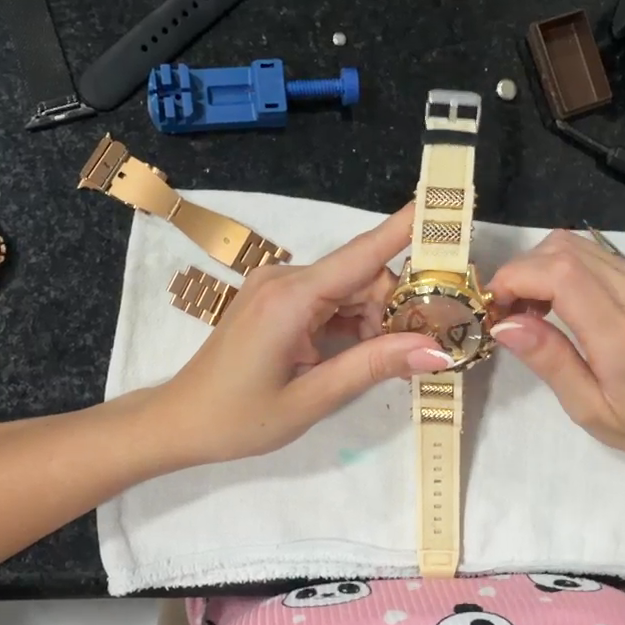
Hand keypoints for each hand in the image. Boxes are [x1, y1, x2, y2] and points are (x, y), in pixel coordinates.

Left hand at [151, 205, 449, 465]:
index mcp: (291, 298)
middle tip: (414, 352)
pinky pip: (329, 299)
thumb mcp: (311, 399)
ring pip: (349, 288)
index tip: (444, 203)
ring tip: (381, 362)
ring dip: (373, 319)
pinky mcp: (276, 299)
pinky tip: (358, 353)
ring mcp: (278, 286)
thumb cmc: (237, 417)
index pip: (363, 253)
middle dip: (394, 307)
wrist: (179, 421)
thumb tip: (434, 350)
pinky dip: (351, 322)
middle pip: (363, 275)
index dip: (406, 227)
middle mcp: (285, 279)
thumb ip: (372, 367)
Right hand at [486, 229, 624, 463]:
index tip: (492, 306)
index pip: (563, 277)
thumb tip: (503, 323)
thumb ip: (550, 362)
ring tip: (526, 308)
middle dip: (520, 272)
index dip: (517, 278)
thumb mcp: (590, 410)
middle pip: (564, 251)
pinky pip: (591, 253)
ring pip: (574, 245)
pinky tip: (553, 302)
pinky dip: (558, 268)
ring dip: (537, 267)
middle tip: (504, 311)